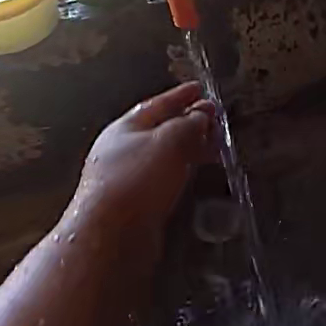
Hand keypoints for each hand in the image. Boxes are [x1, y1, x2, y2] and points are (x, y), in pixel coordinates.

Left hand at [72, 81, 216, 241]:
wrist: (111, 236)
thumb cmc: (137, 180)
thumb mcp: (169, 141)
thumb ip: (190, 124)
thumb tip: (202, 114)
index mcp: (125, 128)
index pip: (158, 104)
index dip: (180, 95)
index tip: (200, 89)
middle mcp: (123, 149)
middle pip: (161, 128)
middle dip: (189, 122)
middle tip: (214, 121)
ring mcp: (127, 176)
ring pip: (165, 153)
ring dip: (190, 147)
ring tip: (213, 147)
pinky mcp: (136, 202)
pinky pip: (165, 175)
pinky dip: (184, 168)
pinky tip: (196, 174)